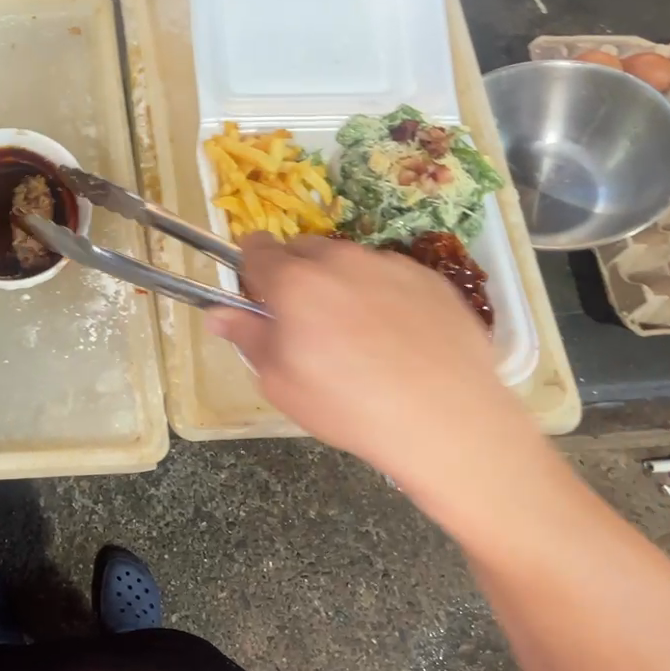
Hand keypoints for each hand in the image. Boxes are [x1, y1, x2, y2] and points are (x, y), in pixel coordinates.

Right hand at [206, 234, 546, 501]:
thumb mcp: (280, 383)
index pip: (254, 247)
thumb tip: (219, 314)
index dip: (250, 269)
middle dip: (295, 275)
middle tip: (305, 320)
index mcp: (294, 281)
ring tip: (357, 334)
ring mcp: (390, 265)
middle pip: (301, 249)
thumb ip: (247, 338)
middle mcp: (340, 259)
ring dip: (339, 283)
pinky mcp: (431, 279)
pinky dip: (382, 294)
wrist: (450, 423)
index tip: (258, 295)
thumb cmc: (349, 407)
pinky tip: (396, 338)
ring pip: (347, 261)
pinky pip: (390, 275)